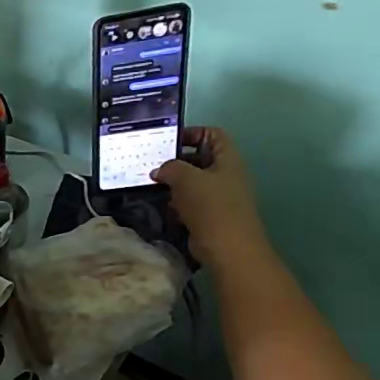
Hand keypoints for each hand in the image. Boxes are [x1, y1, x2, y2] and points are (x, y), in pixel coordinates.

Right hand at [152, 127, 267, 265]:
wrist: (227, 247)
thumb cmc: (210, 205)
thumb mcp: (186, 178)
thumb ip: (169, 167)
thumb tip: (158, 171)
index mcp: (227, 159)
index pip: (212, 134)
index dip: (192, 132)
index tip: (168, 141)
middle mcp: (225, 174)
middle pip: (199, 159)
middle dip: (176, 161)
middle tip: (153, 165)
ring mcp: (219, 197)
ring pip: (193, 183)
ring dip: (174, 185)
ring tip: (152, 186)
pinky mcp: (210, 216)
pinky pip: (191, 203)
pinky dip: (177, 204)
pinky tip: (162, 207)